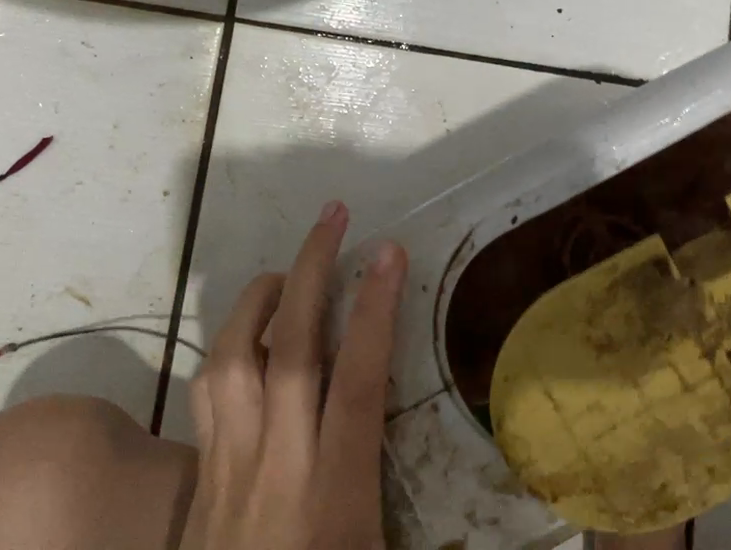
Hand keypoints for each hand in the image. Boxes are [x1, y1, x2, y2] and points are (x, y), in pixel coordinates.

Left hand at [179, 202, 408, 549]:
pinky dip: (228, 345)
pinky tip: (247, 334)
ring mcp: (229, 463)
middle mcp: (278, 462)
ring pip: (232, 358)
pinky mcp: (200, 472)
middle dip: (314, 271)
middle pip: (292, 348)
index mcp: (334, 487)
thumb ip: (431, 527)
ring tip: (289, 270)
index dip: (376, 310)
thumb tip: (530, 532)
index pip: (356, 380)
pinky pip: (206, 391)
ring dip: (260, 299)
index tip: (391, 251)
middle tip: (335, 213)